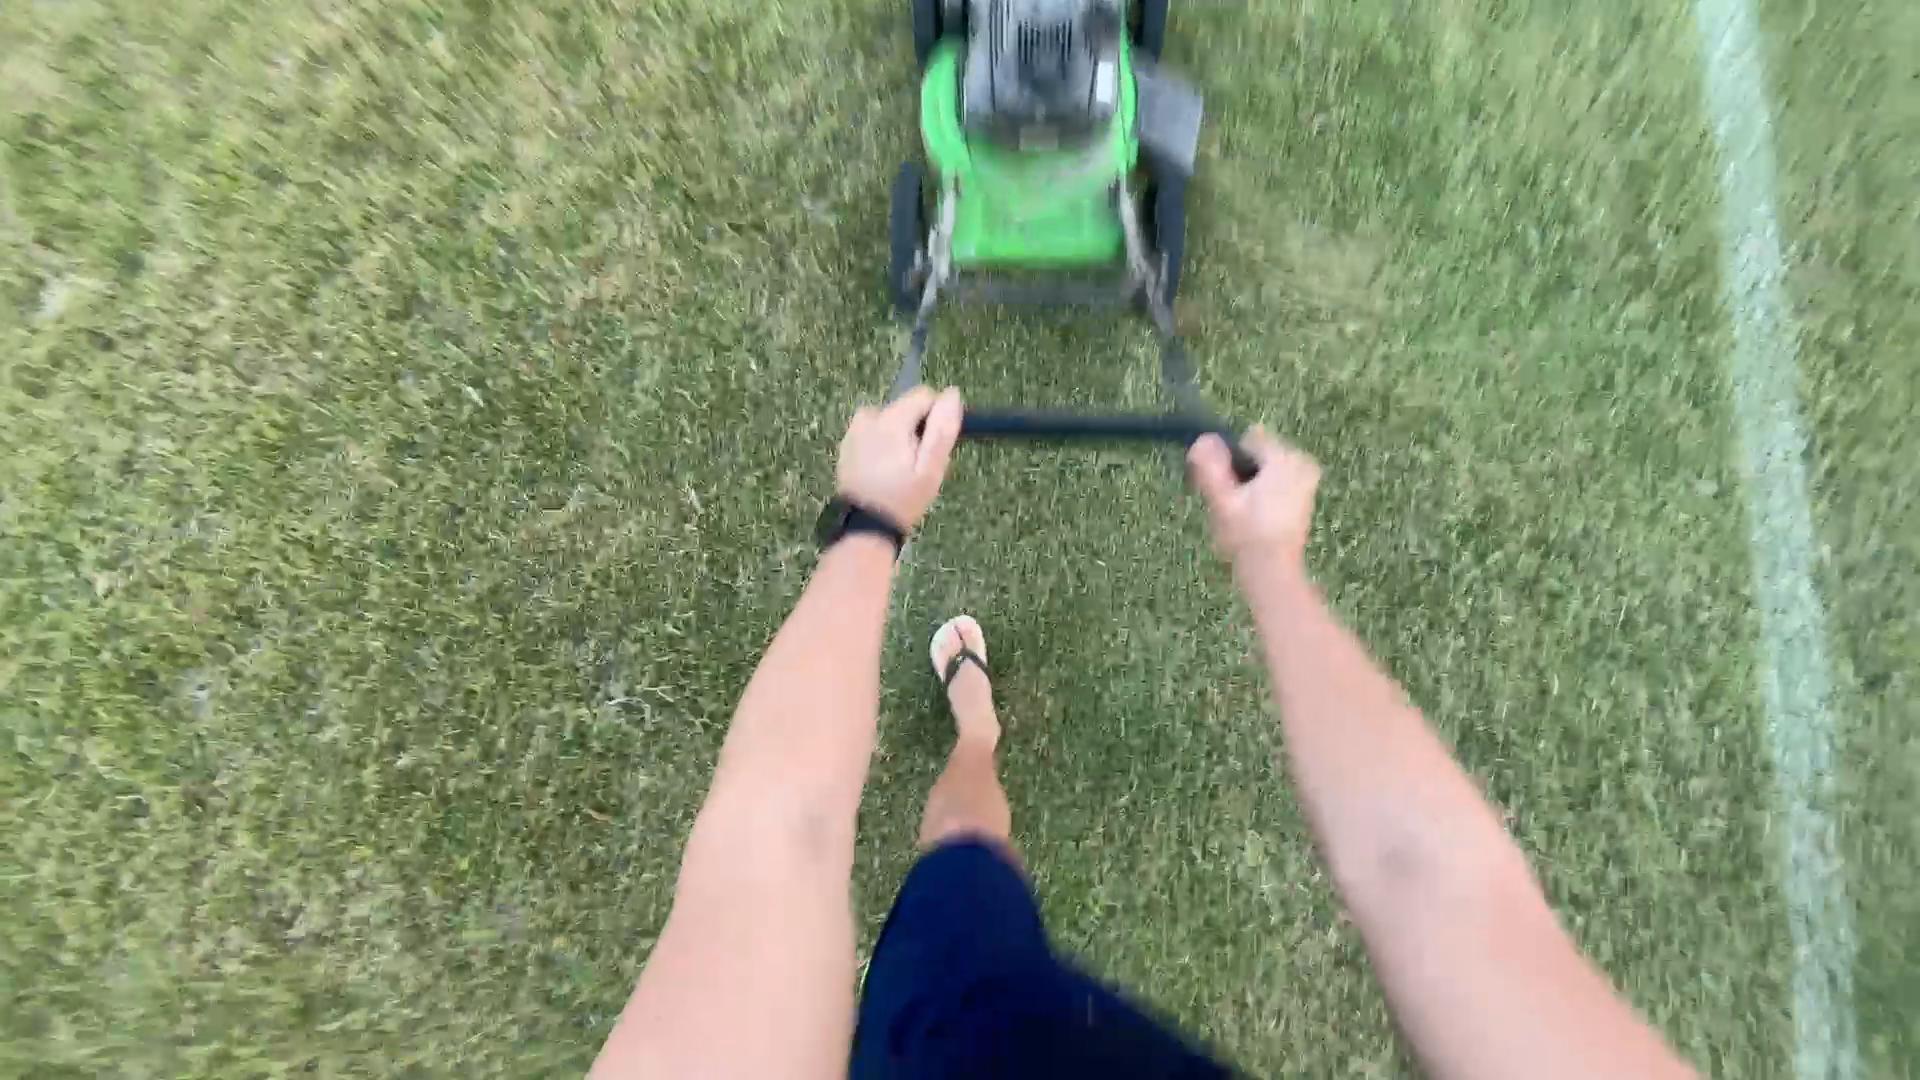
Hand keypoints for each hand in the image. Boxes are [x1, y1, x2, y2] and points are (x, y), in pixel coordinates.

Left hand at [835, 386, 962, 529]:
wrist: (866, 527)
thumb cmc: (903, 499)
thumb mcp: (931, 468)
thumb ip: (942, 428)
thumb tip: (952, 393)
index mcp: (891, 420)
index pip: (924, 396)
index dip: (935, 418)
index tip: (934, 447)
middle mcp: (868, 417)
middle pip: (905, 408)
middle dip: (917, 430)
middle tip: (918, 465)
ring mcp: (853, 431)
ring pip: (889, 420)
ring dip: (899, 437)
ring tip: (901, 470)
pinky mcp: (846, 446)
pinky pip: (873, 433)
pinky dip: (882, 445)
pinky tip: (884, 471)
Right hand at [1188, 427, 1320, 573]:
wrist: (1272, 568)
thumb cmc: (1245, 535)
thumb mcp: (1221, 498)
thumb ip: (1210, 465)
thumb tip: (1203, 438)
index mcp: (1285, 458)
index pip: (1247, 439)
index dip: (1228, 459)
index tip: (1223, 486)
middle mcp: (1302, 462)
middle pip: (1257, 452)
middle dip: (1240, 470)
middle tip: (1231, 501)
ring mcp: (1307, 478)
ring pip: (1264, 466)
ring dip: (1250, 482)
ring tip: (1243, 510)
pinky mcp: (1306, 493)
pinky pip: (1275, 478)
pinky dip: (1262, 490)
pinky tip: (1256, 514)